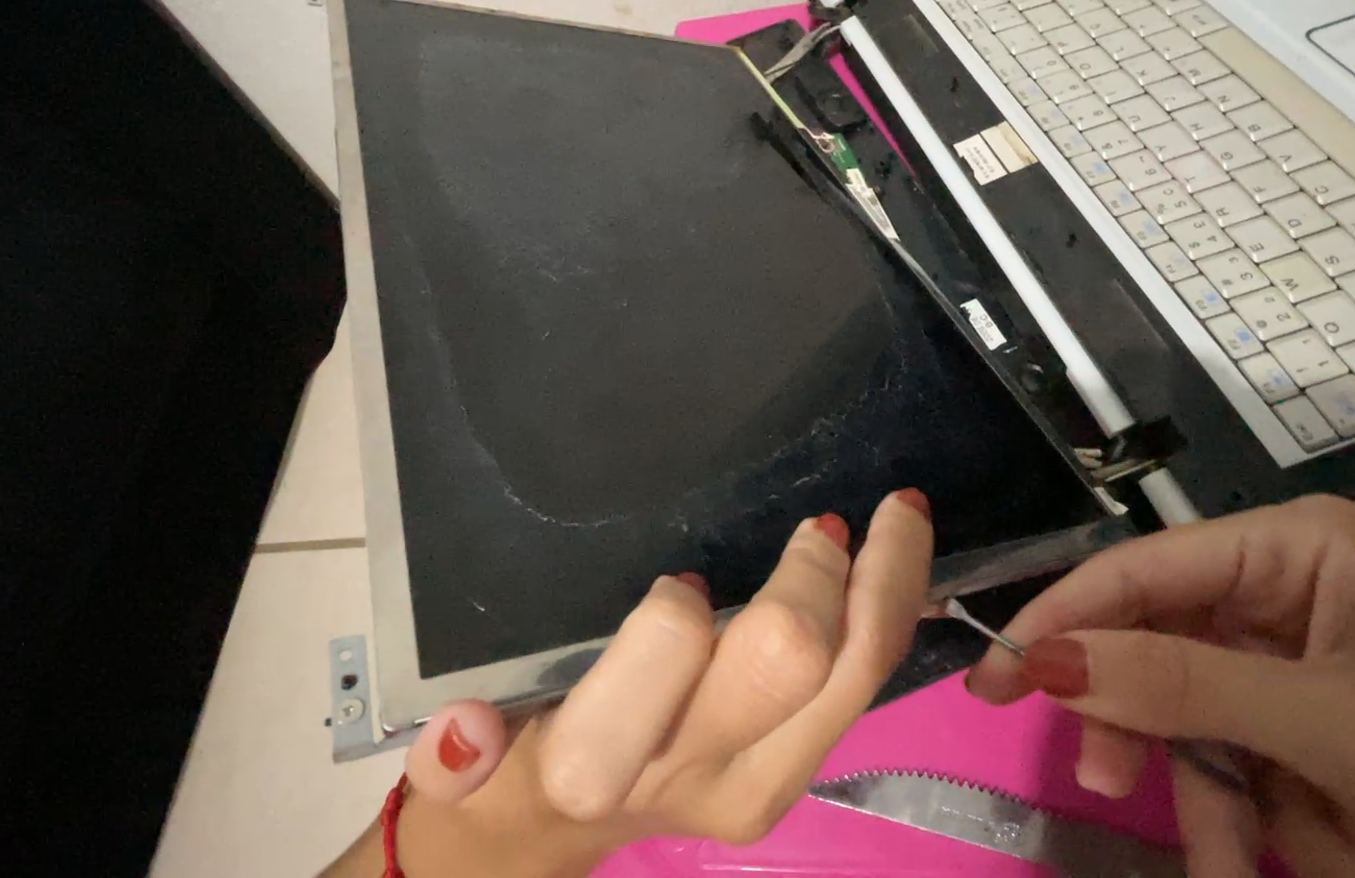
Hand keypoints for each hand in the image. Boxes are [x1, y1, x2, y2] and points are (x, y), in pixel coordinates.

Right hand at [394, 489, 933, 876]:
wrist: (543, 836)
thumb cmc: (500, 773)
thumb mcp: (456, 761)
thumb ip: (458, 752)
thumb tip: (464, 731)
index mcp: (605, 762)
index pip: (669, 662)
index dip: (679, 613)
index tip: (682, 579)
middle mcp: (702, 778)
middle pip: (791, 664)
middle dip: (814, 577)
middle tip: (823, 520)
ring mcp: (766, 783)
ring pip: (856, 677)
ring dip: (886, 588)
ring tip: (898, 518)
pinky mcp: (798, 776)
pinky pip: (864, 688)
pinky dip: (887, 620)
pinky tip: (895, 571)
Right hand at [964, 495, 1354, 877]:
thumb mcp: (1337, 725)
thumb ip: (1180, 684)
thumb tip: (1039, 660)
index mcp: (1285, 549)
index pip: (1139, 570)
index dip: (1062, 617)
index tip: (995, 672)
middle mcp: (1271, 590)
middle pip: (1149, 639)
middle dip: (1129, 714)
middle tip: (1091, 772)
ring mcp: (1281, 661)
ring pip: (1177, 710)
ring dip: (1182, 784)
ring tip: (1213, 857)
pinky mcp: (1294, 726)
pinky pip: (1220, 760)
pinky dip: (1221, 816)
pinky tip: (1239, 863)